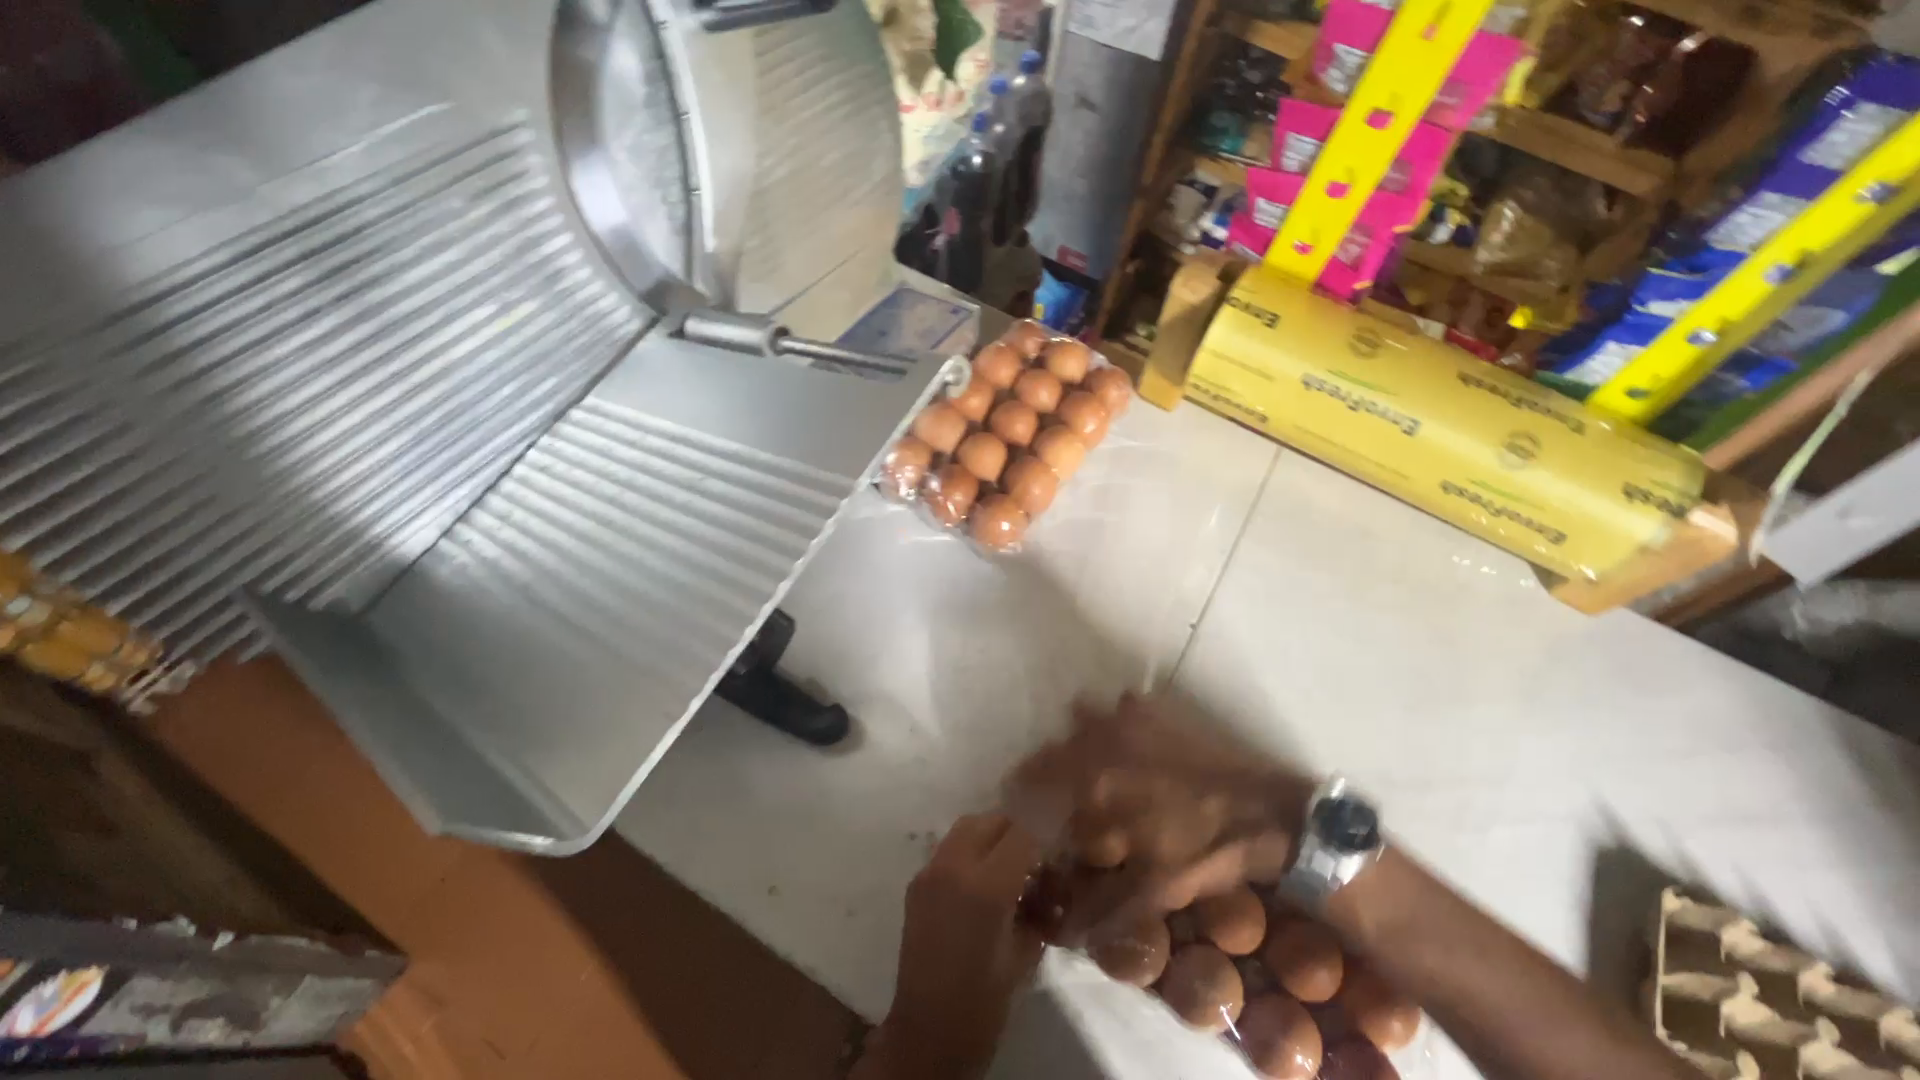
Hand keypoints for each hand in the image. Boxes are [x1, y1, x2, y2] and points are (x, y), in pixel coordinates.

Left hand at [869, 813, 1045, 1079]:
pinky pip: (949, 850)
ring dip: (993, 838)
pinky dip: (971, 854)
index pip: (1023, 831)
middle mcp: (952, 867)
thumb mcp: (1028, 948)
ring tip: (1010, 870)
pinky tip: (985, 884)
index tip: (1061, 844)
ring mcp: (929, 872)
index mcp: (986, 886)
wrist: (929, 1032)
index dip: (1046, 833)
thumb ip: (1041, 903)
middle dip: (1019, 832)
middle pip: (992, 820)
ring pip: (967, 828)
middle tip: (1038, 861)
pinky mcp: (916, 884)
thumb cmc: (987, 999)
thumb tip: (1052, 877)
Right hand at [1003, 694, 1314, 943]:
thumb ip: (1106, 907)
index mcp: (1096, 783)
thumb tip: (1067, 932)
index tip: (1016, 804)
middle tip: (1049, 789)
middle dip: (1045, 767)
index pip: (1034, 780)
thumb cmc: (1209, 851)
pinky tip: (1127, 741)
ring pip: (1084, 717)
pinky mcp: (1163, 713)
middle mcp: (1105, 743)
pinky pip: (1123, 705)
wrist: (1272, 813)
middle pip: (1055, 746)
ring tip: (1086, 763)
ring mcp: (1135, 721)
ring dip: (1077, 736)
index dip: (1020, 794)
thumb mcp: (1158, 889)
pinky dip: (1116, 718)